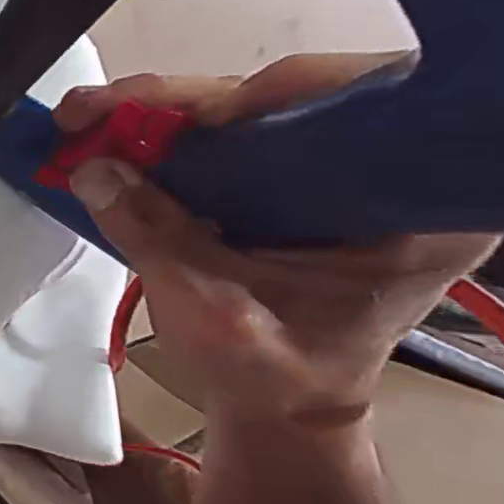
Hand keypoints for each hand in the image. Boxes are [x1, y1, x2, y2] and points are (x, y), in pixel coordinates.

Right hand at [55, 54, 497, 425]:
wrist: (281, 404)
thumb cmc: (269, 375)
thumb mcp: (209, 311)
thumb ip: (154, 237)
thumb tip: (91, 168)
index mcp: (412, 209)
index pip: (346, 110)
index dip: (257, 100)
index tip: (178, 118)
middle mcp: (387, 175)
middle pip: (283, 99)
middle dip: (183, 104)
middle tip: (97, 111)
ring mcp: (337, 172)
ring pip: (249, 112)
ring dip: (165, 115)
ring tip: (94, 121)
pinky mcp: (293, 178)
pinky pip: (230, 136)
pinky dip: (172, 137)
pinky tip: (122, 141)